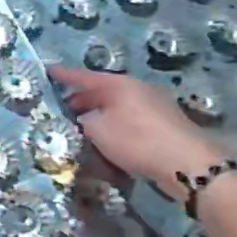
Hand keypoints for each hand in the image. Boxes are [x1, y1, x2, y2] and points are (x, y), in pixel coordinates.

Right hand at [49, 67, 225, 194]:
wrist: (189, 166)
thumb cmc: (136, 140)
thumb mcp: (96, 129)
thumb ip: (82, 120)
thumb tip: (81, 119)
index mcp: (119, 84)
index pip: (83, 76)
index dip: (63, 75)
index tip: (46, 70)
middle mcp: (138, 90)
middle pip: (102, 91)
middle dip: (80, 100)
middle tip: (60, 108)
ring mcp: (155, 107)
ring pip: (116, 107)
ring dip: (98, 115)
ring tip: (80, 126)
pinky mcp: (165, 126)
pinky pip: (130, 120)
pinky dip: (115, 126)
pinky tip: (106, 140)